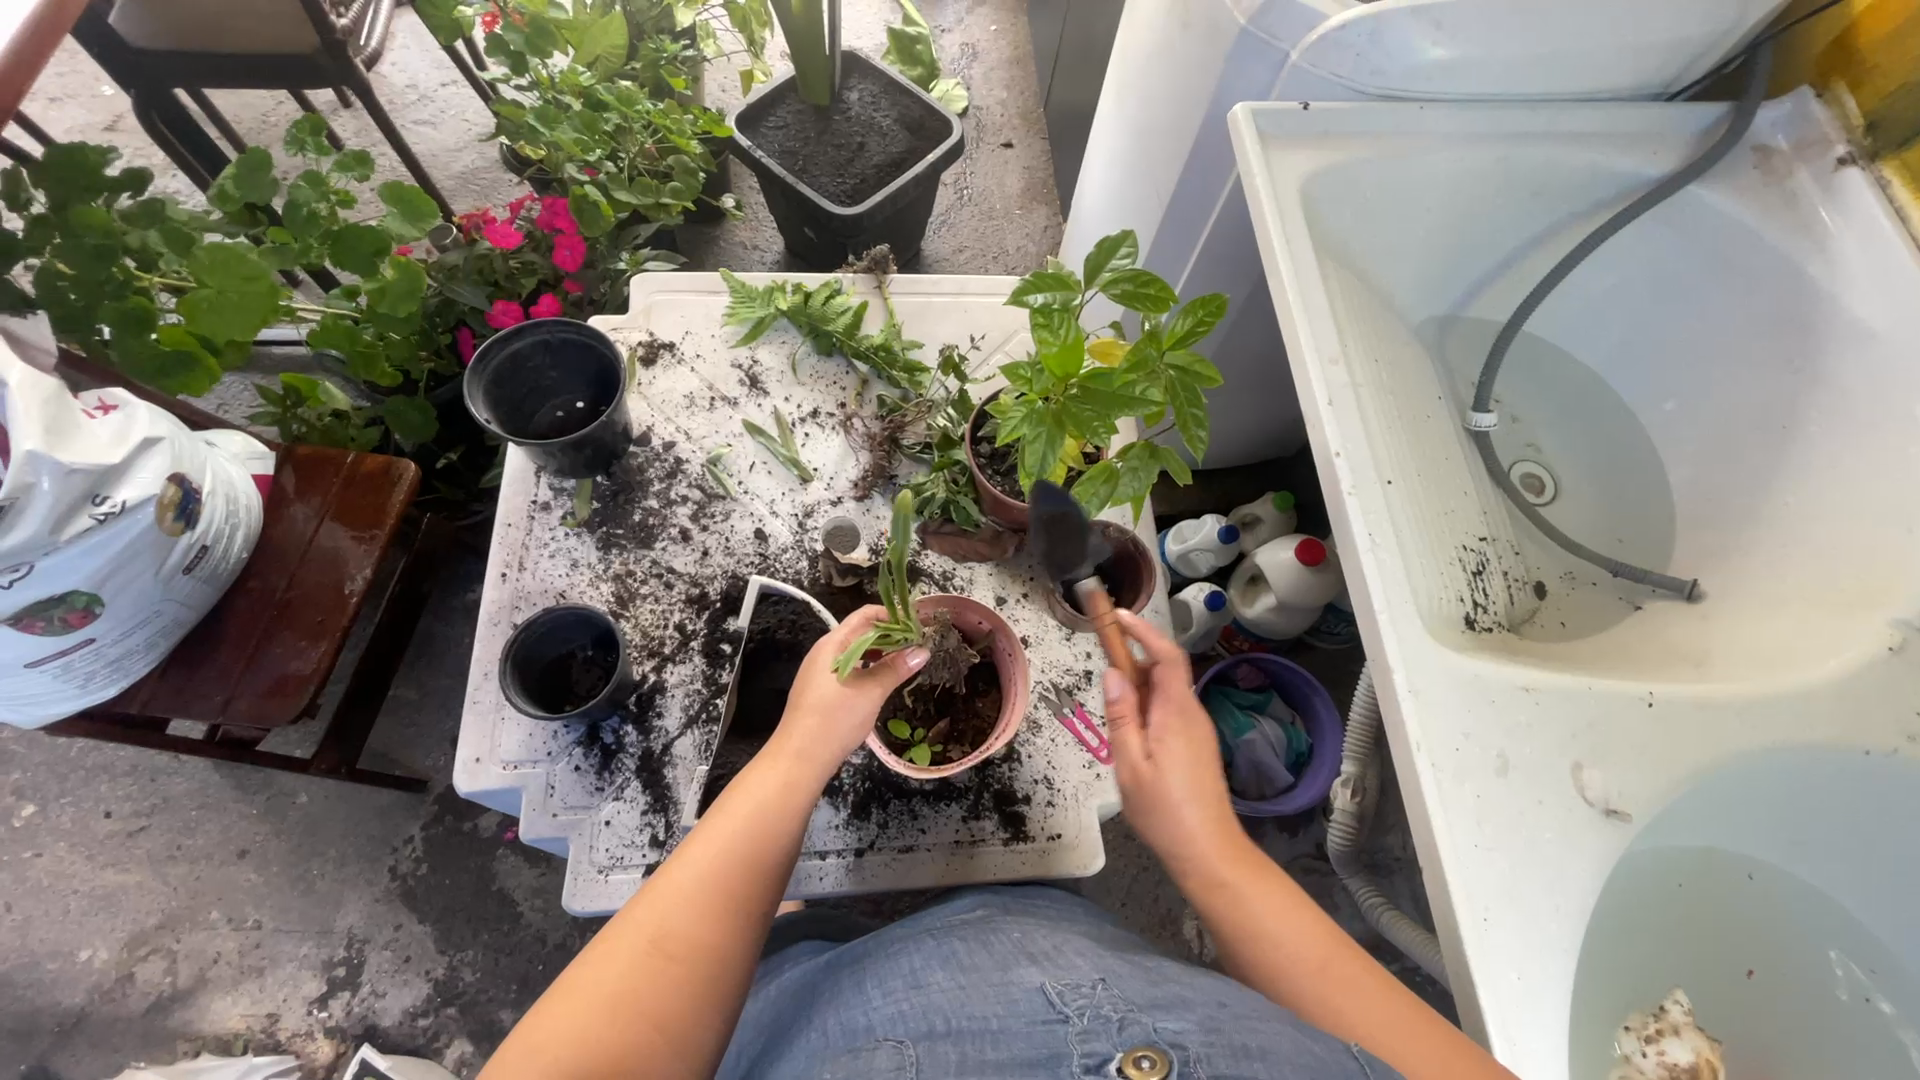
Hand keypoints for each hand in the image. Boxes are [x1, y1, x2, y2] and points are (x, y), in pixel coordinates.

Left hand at [770, 605, 927, 781]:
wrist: (800, 757)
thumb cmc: (836, 719)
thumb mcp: (872, 691)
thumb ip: (896, 668)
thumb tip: (922, 651)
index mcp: (834, 644)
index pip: (865, 615)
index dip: (892, 615)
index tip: (917, 625)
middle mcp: (825, 651)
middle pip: (860, 631)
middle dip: (889, 635)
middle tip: (917, 644)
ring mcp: (820, 670)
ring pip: (855, 651)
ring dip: (880, 653)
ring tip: (904, 661)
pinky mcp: (821, 688)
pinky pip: (848, 667)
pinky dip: (868, 667)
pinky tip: (882, 679)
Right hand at [1103, 609, 1248, 876]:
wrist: (1209, 852)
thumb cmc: (1164, 811)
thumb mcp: (1129, 763)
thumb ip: (1120, 716)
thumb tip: (1112, 673)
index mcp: (1176, 711)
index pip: (1166, 655)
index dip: (1144, 630)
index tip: (1118, 615)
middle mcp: (1192, 713)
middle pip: (1165, 671)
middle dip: (1134, 660)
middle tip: (1102, 668)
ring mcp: (1198, 731)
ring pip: (1166, 693)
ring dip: (1139, 688)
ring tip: (1111, 710)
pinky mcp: (1197, 747)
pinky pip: (1170, 711)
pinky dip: (1148, 707)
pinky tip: (1130, 734)